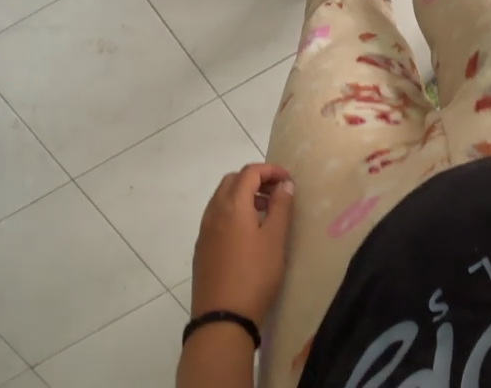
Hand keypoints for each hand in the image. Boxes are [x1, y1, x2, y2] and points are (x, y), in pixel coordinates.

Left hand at [189, 163, 294, 323]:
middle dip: (255, 180)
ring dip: (243, 196)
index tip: (288, 180)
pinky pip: (216, 217)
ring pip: (221, 199)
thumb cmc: (254, 276)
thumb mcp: (275, 240)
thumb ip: (281, 207)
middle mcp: (214, 213)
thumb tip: (285, 184)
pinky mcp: (201, 249)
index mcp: (232, 206)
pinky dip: (232, 212)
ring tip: (264, 212)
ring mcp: (204, 232)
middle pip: (232, 181)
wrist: (222, 319)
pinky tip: (247, 233)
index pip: (249, 173)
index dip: (270, 170)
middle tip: (276, 193)